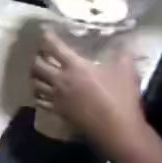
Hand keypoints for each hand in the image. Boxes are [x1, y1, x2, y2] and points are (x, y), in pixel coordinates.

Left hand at [32, 28, 148, 157]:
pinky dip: (38, 94)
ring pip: (35, 83)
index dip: (47, 37)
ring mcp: (57, 98)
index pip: (54, 47)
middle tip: (41, 53)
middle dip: (36, 56)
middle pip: (37, 65)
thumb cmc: (121, 97)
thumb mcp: (126, 70)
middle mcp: (60, 80)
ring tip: (38, 72)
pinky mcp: (58, 112)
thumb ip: (122, 55)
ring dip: (34, 75)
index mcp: (75, 66)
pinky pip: (40, 101)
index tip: (45, 32)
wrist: (116, 129)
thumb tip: (123, 48)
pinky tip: (42, 93)